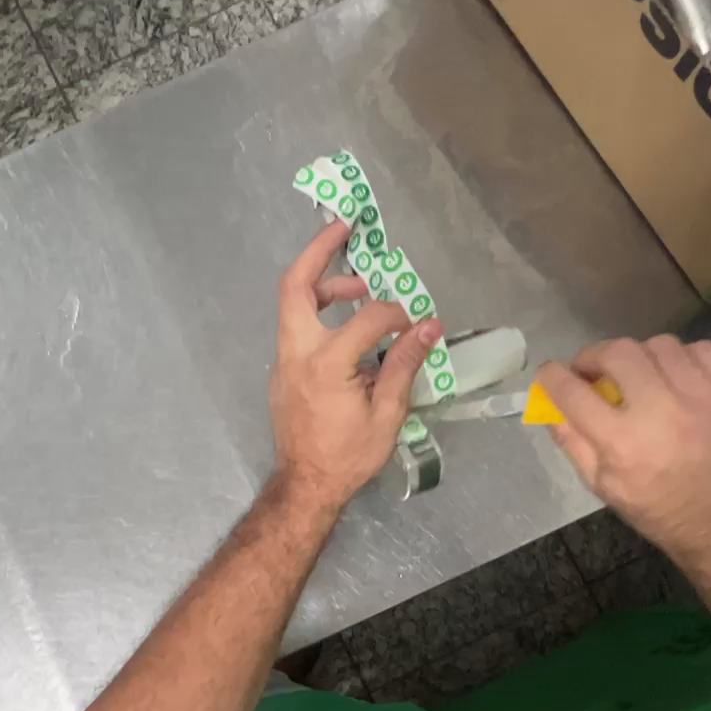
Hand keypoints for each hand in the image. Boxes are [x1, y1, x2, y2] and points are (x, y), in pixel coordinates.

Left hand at [269, 221, 441, 511]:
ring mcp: (283, 362)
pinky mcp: (282, 373)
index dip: (398, 314)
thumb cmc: (348, 456)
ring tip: (358, 288)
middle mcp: (297, 354)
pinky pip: (296, 329)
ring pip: (292, 305)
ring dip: (322, 285)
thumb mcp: (386, 415)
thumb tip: (428, 326)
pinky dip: (317, 313)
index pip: (368, 318)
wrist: (306, 484)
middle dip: (318, 250)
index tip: (416, 323)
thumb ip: (404, 365)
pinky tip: (345, 325)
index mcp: (326, 364)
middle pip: (295, 286)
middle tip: (343, 226)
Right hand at [538, 335, 710, 566]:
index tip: (548, 373)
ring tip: (638, 375)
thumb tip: (548, 404)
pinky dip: (681, 357)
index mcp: (621, 441)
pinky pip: (703, 349)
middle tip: (593, 370)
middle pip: (618, 353)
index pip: (573, 392)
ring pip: (660, 345)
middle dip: (594, 356)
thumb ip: (571, 441)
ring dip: (638, 356)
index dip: (552, 376)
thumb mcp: (600, 484)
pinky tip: (675, 377)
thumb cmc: (653, 507)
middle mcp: (661, 411)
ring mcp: (703, 397)